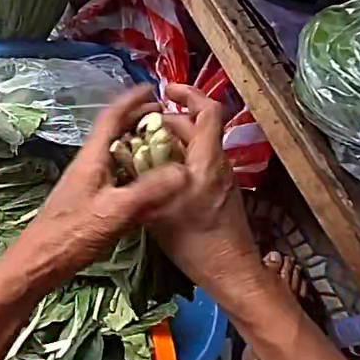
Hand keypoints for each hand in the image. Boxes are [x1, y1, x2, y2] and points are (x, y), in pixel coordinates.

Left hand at [0, 85, 187, 300]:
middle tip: (166, 117)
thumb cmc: (72, 234)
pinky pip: (116, 174)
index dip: (131, 100)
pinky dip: (133, 168)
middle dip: (138, 119)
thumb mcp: (115, 212)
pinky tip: (148, 180)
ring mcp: (87, 182)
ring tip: (163, 144)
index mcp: (92, 158)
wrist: (39, 262)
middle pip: (114, 132)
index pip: (111, 117)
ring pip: (115, 153)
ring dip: (136, 144)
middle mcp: (88, 164)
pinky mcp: (89, 200)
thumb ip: (149, 191)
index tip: (153, 88)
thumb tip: (184, 172)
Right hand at [141, 84, 274, 312]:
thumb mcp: (159, 211)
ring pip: (196, 144)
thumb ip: (145, 182)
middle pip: (196, 127)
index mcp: (206, 162)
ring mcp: (221, 176)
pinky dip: (177, 157)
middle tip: (138, 128)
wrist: (230, 271)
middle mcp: (218, 163)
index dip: (189, 93)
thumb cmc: (195, 244)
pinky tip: (155, 171)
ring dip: (170, 140)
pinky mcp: (219, 189)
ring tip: (140, 148)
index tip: (166, 89)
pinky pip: (197, 161)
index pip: (208, 111)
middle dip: (167, 121)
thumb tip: (130, 158)